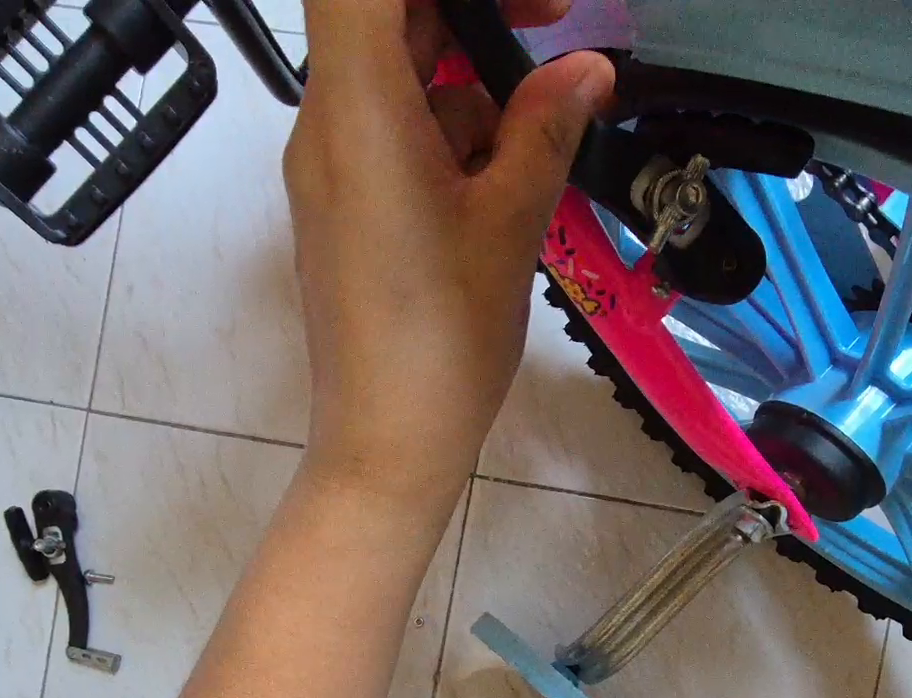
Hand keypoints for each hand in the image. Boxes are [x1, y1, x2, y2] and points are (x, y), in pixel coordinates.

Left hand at [283, 0, 614, 503]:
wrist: (388, 442)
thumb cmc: (445, 342)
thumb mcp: (509, 226)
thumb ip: (545, 130)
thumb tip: (586, 69)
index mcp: (357, 115)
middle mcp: (325, 130)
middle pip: (380, 17)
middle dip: (469, 10)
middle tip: (549, 32)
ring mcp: (329, 174)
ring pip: (392, 80)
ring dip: (466, 85)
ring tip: (532, 147)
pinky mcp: (343, 213)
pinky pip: (388, 137)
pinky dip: (445, 135)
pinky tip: (495, 188)